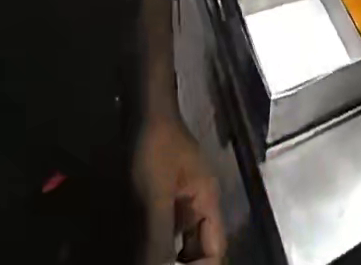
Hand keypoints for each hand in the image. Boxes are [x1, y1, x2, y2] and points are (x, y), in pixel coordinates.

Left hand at [133, 113, 224, 264]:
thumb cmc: (157, 146)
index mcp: (207, 201)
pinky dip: (161, 246)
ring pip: (183, 243)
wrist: (145, 110)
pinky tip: (146, 251)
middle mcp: (199, 203)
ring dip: (171, 256)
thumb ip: (160, 237)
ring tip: (153, 260)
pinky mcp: (165, 197)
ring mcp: (182, 200)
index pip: (216, 249)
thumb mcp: (157, 193)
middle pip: (200, 249)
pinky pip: (169, 232)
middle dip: (187, 264)